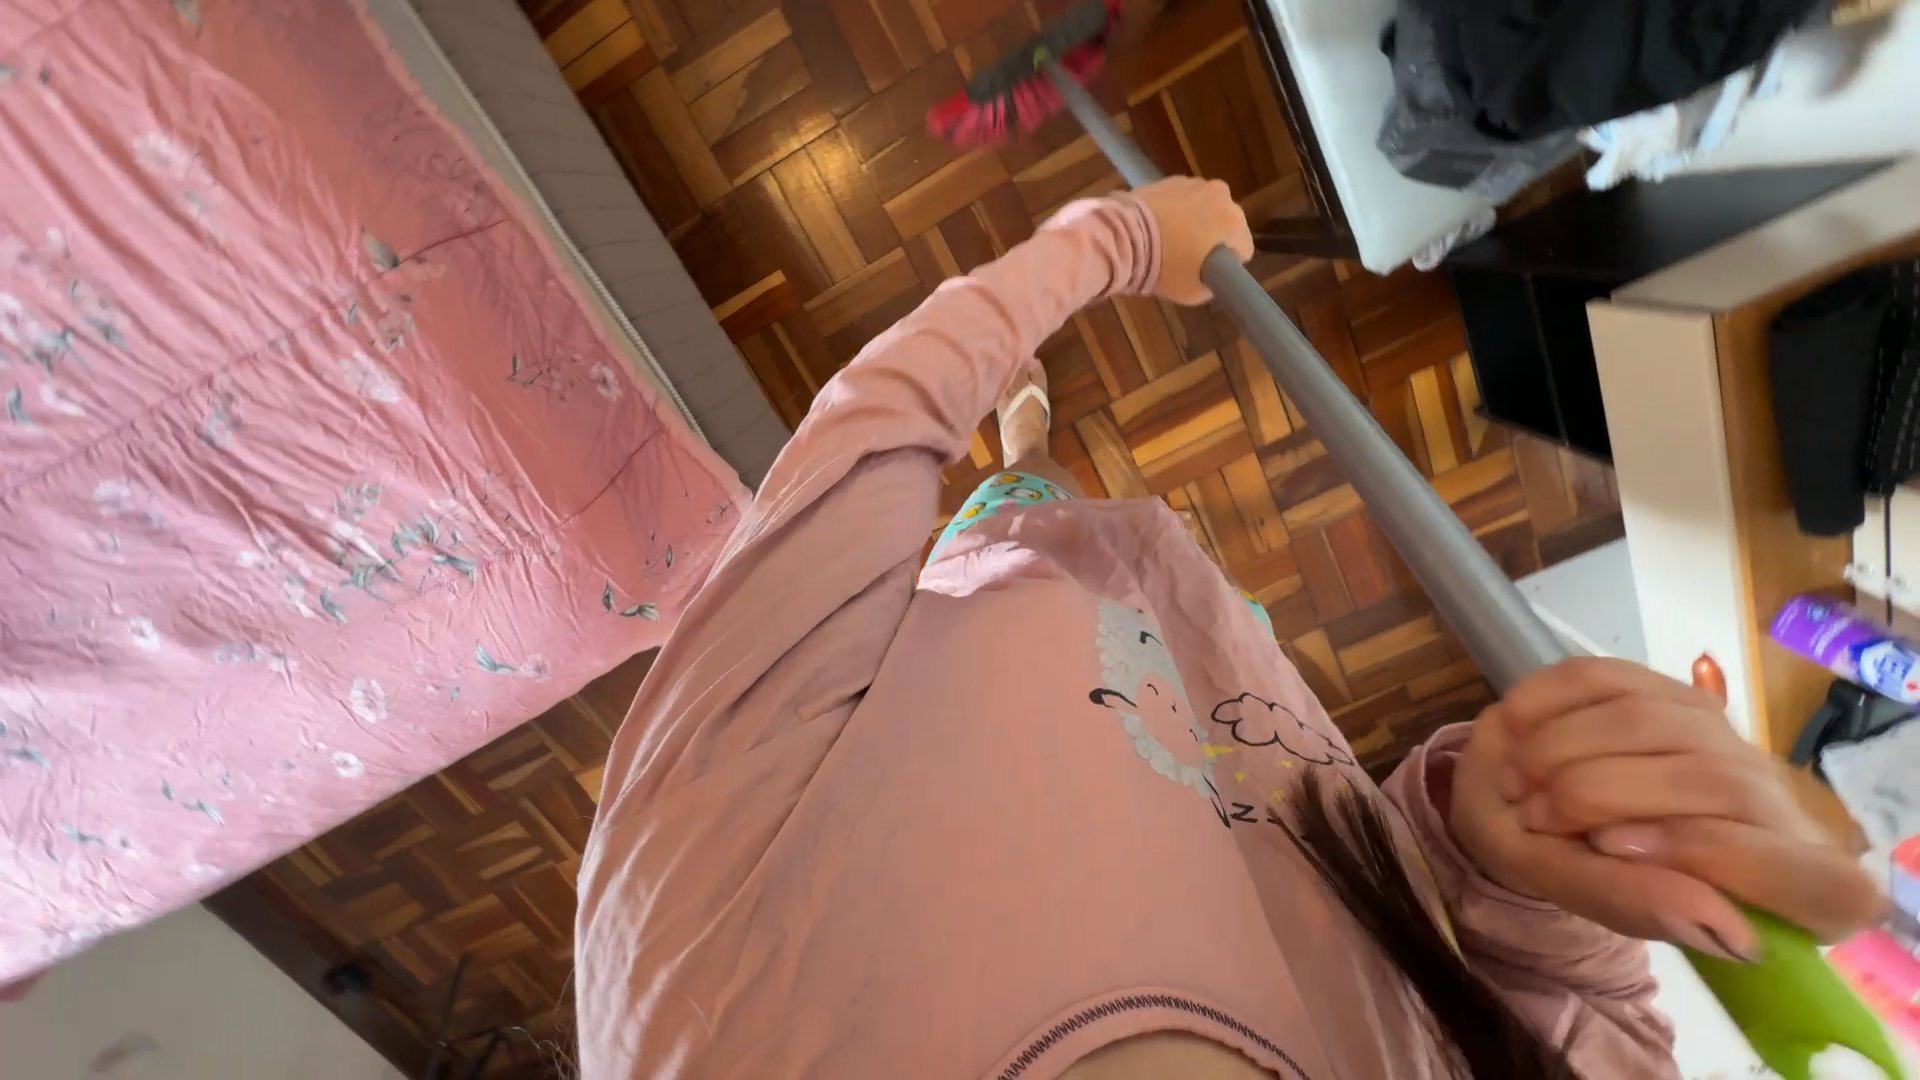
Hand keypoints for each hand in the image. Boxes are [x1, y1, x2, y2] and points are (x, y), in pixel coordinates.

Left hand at [1131, 176, 1252, 305]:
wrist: (1123, 239)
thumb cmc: (1164, 268)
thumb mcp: (1193, 293)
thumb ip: (1210, 286)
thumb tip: (1210, 279)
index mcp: (1233, 222)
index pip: (1243, 249)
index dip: (1229, 265)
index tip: (1210, 273)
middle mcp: (1222, 195)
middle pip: (1225, 224)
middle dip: (1212, 239)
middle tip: (1187, 257)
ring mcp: (1195, 183)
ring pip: (1204, 209)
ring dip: (1195, 222)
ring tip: (1170, 241)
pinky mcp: (1171, 179)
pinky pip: (1182, 200)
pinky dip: (1175, 211)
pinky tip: (1158, 226)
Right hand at [1449, 657, 1882, 959]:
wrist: (1507, 799)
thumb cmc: (1554, 857)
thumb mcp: (1576, 890)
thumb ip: (1639, 904)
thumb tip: (1731, 928)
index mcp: (1786, 884)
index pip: (1816, 878)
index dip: (1711, 854)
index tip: (1607, 846)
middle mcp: (1773, 799)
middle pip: (1713, 780)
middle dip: (1591, 793)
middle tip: (1533, 816)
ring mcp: (1711, 729)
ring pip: (1645, 719)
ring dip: (1553, 750)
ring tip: (1517, 780)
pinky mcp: (1650, 682)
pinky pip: (1598, 677)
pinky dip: (1537, 704)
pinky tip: (1514, 729)